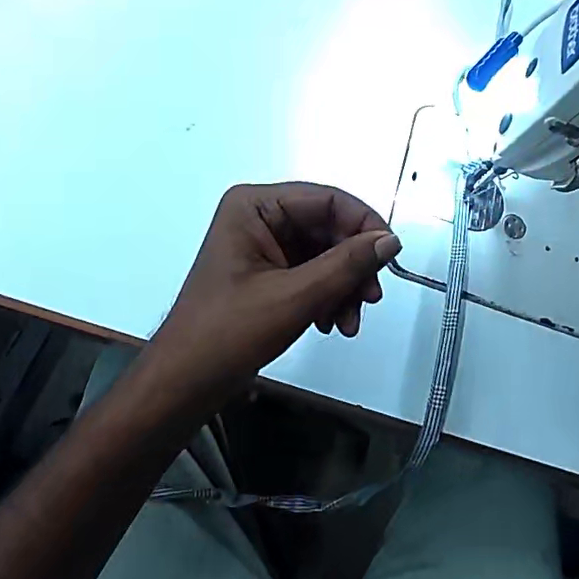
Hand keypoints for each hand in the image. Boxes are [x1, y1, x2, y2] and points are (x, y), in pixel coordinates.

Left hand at [146, 183, 400, 398]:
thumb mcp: (295, 296)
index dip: (363, 224)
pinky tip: (332, 323)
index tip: (391, 254)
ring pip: (324, 253)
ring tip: (349, 321)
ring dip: (343, 286)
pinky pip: (311, 273)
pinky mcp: (267, 272)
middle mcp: (257, 217)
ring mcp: (262, 245)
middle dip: (353, 265)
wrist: (187, 379)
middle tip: (371, 298)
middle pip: (327, 227)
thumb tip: (388, 240)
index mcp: (253, 206)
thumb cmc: (226, 333)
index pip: (326, 199)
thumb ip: (346, 265)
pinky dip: (327, 296)